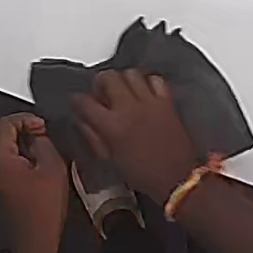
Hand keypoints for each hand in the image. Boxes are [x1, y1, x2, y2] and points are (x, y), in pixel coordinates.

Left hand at [0, 114, 69, 252]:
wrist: (33, 245)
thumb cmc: (42, 213)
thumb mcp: (52, 168)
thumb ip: (43, 142)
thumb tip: (37, 133)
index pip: (5, 124)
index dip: (26, 119)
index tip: (41, 125)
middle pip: (1, 134)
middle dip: (22, 129)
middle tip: (42, 135)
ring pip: (2, 147)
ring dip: (20, 143)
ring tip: (41, 150)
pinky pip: (4, 161)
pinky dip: (18, 156)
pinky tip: (34, 165)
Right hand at [70, 70, 201, 201]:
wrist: (176, 179)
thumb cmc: (141, 173)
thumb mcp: (110, 159)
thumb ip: (93, 136)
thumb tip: (82, 121)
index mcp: (111, 126)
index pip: (85, 102)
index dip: (76, 100)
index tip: (77, 101)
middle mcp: (128, 108)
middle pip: (108, 78)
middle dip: (100, 82)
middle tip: (101, 92)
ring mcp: (149, 103)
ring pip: (131, 74)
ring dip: (123, 79)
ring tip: (122, 90)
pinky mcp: (166, 102)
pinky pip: (155, 80)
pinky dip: (148, 82)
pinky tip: (145, 92)